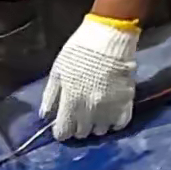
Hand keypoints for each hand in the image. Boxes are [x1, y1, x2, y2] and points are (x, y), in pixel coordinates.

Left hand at [40, 16, 140, 140]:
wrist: (110, 35)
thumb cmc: (79, 52)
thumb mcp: (57, 72)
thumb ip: (50, 96)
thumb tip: (44, 116)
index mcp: (71, 103)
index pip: (63, 133)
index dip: (61, 130)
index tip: (62, 123)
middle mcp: (89, 111)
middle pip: (81, 134)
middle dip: (77, 127)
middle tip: (78, 116)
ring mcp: (109, 108)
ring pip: (100, 131)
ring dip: (95, 125)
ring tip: (94, 114)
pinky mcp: (126, 102)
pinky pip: (120, 124)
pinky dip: (114, 123)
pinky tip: (110, 114)